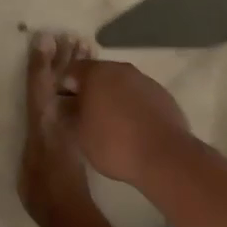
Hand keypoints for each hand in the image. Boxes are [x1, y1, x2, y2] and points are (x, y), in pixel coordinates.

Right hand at [62, 58, 191, 186]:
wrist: (164, 157)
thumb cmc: (113, 143)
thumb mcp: (80, 134)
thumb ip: (69, 115)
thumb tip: (66, 106)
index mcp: (96, 73)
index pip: (72, 70)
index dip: (65, 86)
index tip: (63, 105)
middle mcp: (121, 69)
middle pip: (99, 75)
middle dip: (91, 91)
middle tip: (86, 116)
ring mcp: (145, 81)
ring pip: (122, 85)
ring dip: (114, 98)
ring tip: (112, 125)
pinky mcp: (164, 96)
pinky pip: (141, 97)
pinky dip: (134, 107)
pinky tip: (134, 130)